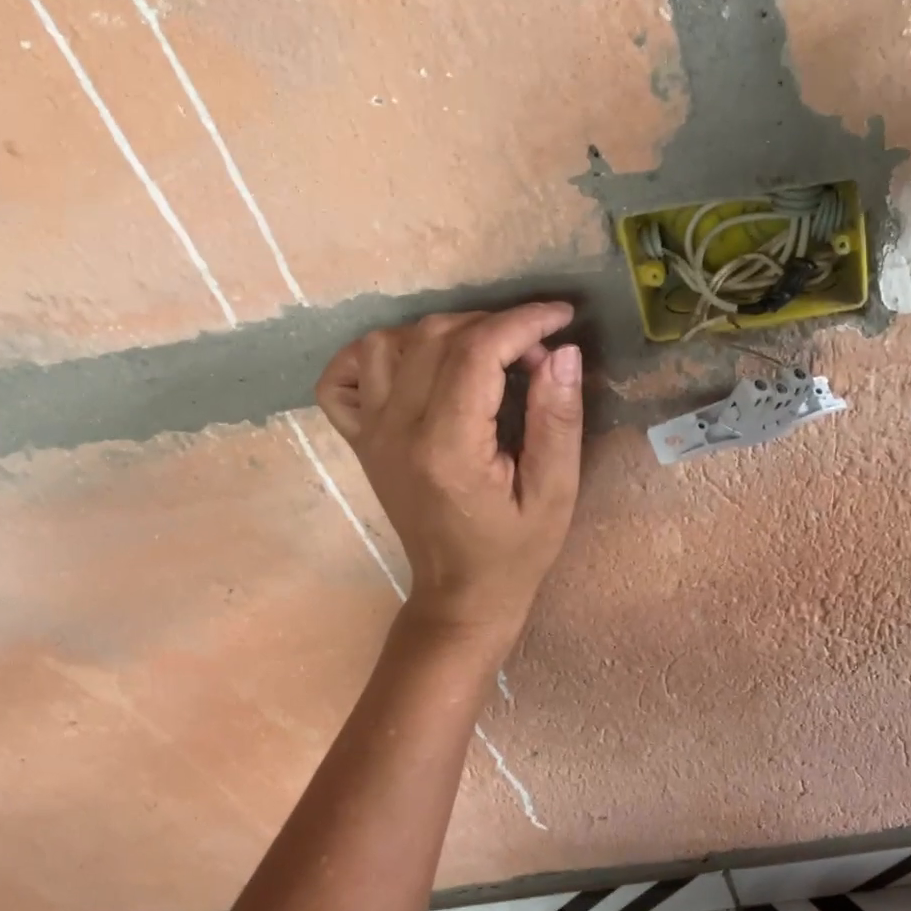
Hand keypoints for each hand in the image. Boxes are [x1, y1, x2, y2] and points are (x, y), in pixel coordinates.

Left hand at [314, 304, 583, 642]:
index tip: (562, 317)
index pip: (477, 352)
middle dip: (497, 325)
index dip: (524, 322)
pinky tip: (418, 359)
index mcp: (448, 447)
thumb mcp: (556, 492)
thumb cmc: (516, 549)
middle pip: (437, 337)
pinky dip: (379, 350)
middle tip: (538, 350)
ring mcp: (370, 433)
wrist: (460, 593)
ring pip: (392, 342)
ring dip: (447, 330)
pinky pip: (346, 372)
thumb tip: (563, 352)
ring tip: (488, 352)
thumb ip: (558, 420)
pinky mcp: (359, 438)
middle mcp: (397, 431)